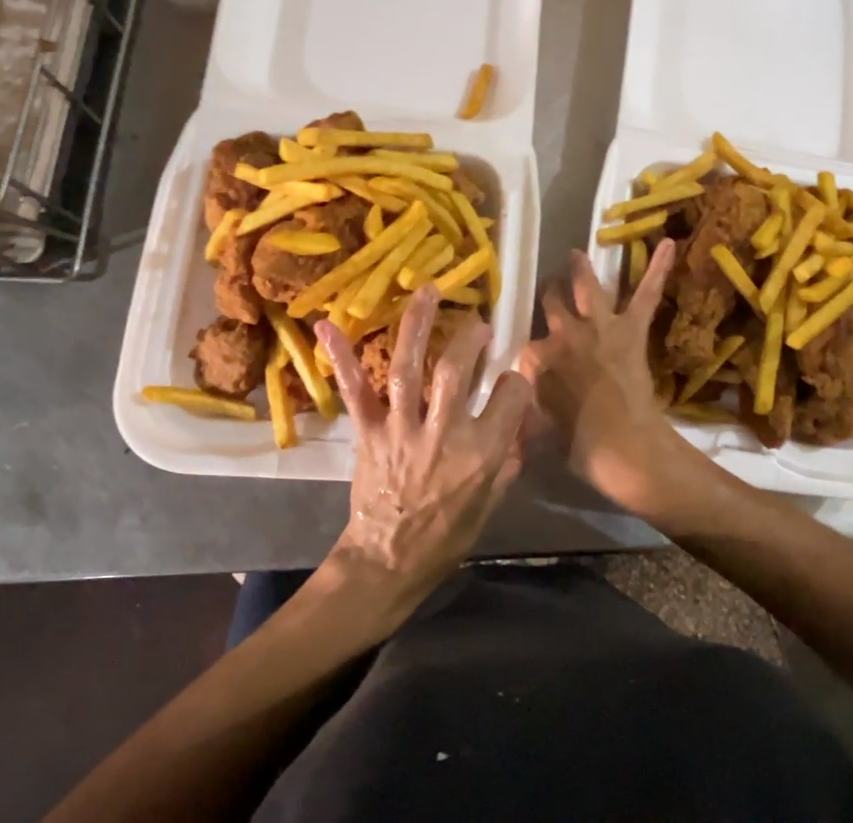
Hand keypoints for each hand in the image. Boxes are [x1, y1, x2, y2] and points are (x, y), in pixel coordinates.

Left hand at [314, 287, 532, 616]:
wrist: (389, 561)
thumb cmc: (447, 536)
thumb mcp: (493, 502)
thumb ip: (510, 458)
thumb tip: (524, 423)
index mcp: (481, 452)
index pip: (510, 396)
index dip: (517, 380)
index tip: (514, 376)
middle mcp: (443, 433)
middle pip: (457, 371)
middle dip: (471, 340)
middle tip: (478, 326)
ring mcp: (402, 430)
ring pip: (411, 368)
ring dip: (419, 325)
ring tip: (429, 291)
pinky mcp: (369, 434)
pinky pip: (355, 392)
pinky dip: (341, 359)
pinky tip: (328, 326)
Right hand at [520, 241, 721, 515]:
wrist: (620, 446)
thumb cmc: (578, 447)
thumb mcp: (538, 428)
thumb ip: (528, 406)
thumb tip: (518, 403)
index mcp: (534, 360)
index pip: (526, 344)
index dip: (531, 347)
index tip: (532, 350)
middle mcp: (561, 334)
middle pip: (551, 304)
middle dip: (550, 294)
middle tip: (550, 287)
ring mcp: (597, 327)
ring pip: (586, 286)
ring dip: (580, 269)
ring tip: (576, 255)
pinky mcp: (630, 329)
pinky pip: (645, 293)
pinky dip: (658, 268)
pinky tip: (668, 243)